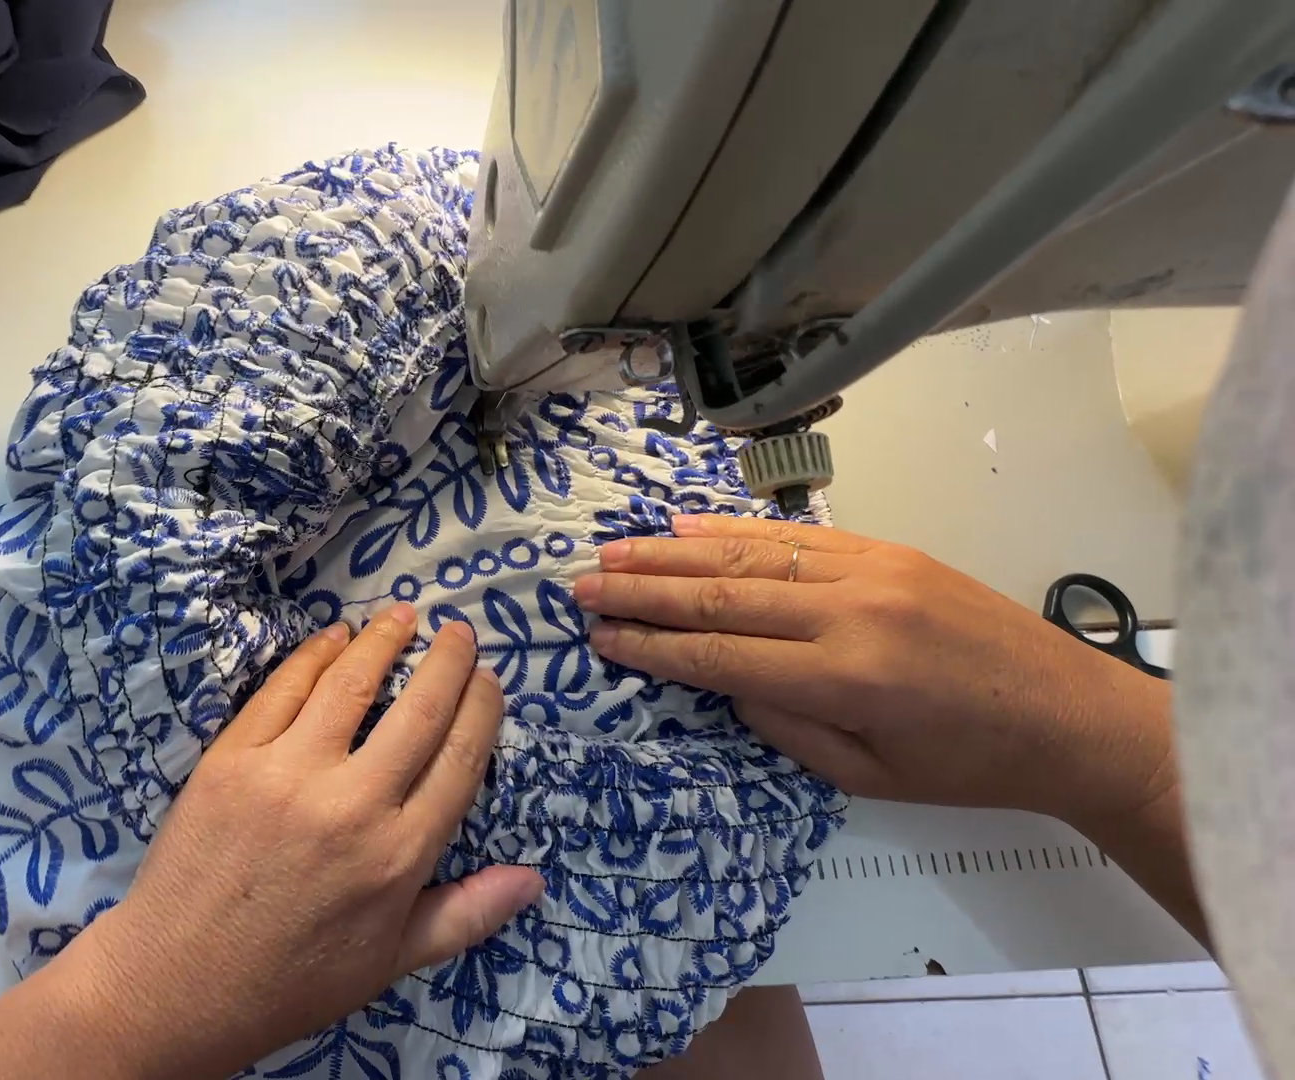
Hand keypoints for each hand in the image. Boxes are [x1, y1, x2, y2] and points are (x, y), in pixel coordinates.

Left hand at [47, 605, 543, 1076]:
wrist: (179, 982)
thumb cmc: (294, 977)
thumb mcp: (392, 962)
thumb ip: (467, 915)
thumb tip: (535, 877)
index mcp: (399, 855)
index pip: (460, 757)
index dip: (481, 706)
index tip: (488, 677)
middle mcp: (351, 804)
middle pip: (418, 709)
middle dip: (447, 660)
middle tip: (458, 629)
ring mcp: (286, 773)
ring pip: (350, 683)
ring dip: (382, 639)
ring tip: (402, 613)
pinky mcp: (232, 757)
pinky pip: (282, 689)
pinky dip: (314, 653)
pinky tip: (334, 635)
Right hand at [572, 515, 1175, 828]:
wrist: (1079, 717)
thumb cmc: (964, 764)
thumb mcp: (861, 773)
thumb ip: (777, 720)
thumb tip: (716, 674)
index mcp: (845, 680)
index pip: (719, 655)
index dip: (650, 648)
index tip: (600, 638)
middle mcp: (849, 613)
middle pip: (717, 597)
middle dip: (640, 592)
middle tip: (581, 586)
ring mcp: (867, 569)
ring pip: (743, 556)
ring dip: (667, 553)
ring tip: (611, 552)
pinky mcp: (883, 547)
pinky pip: (788, 533)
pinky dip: (726, 529)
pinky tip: (679, 526)